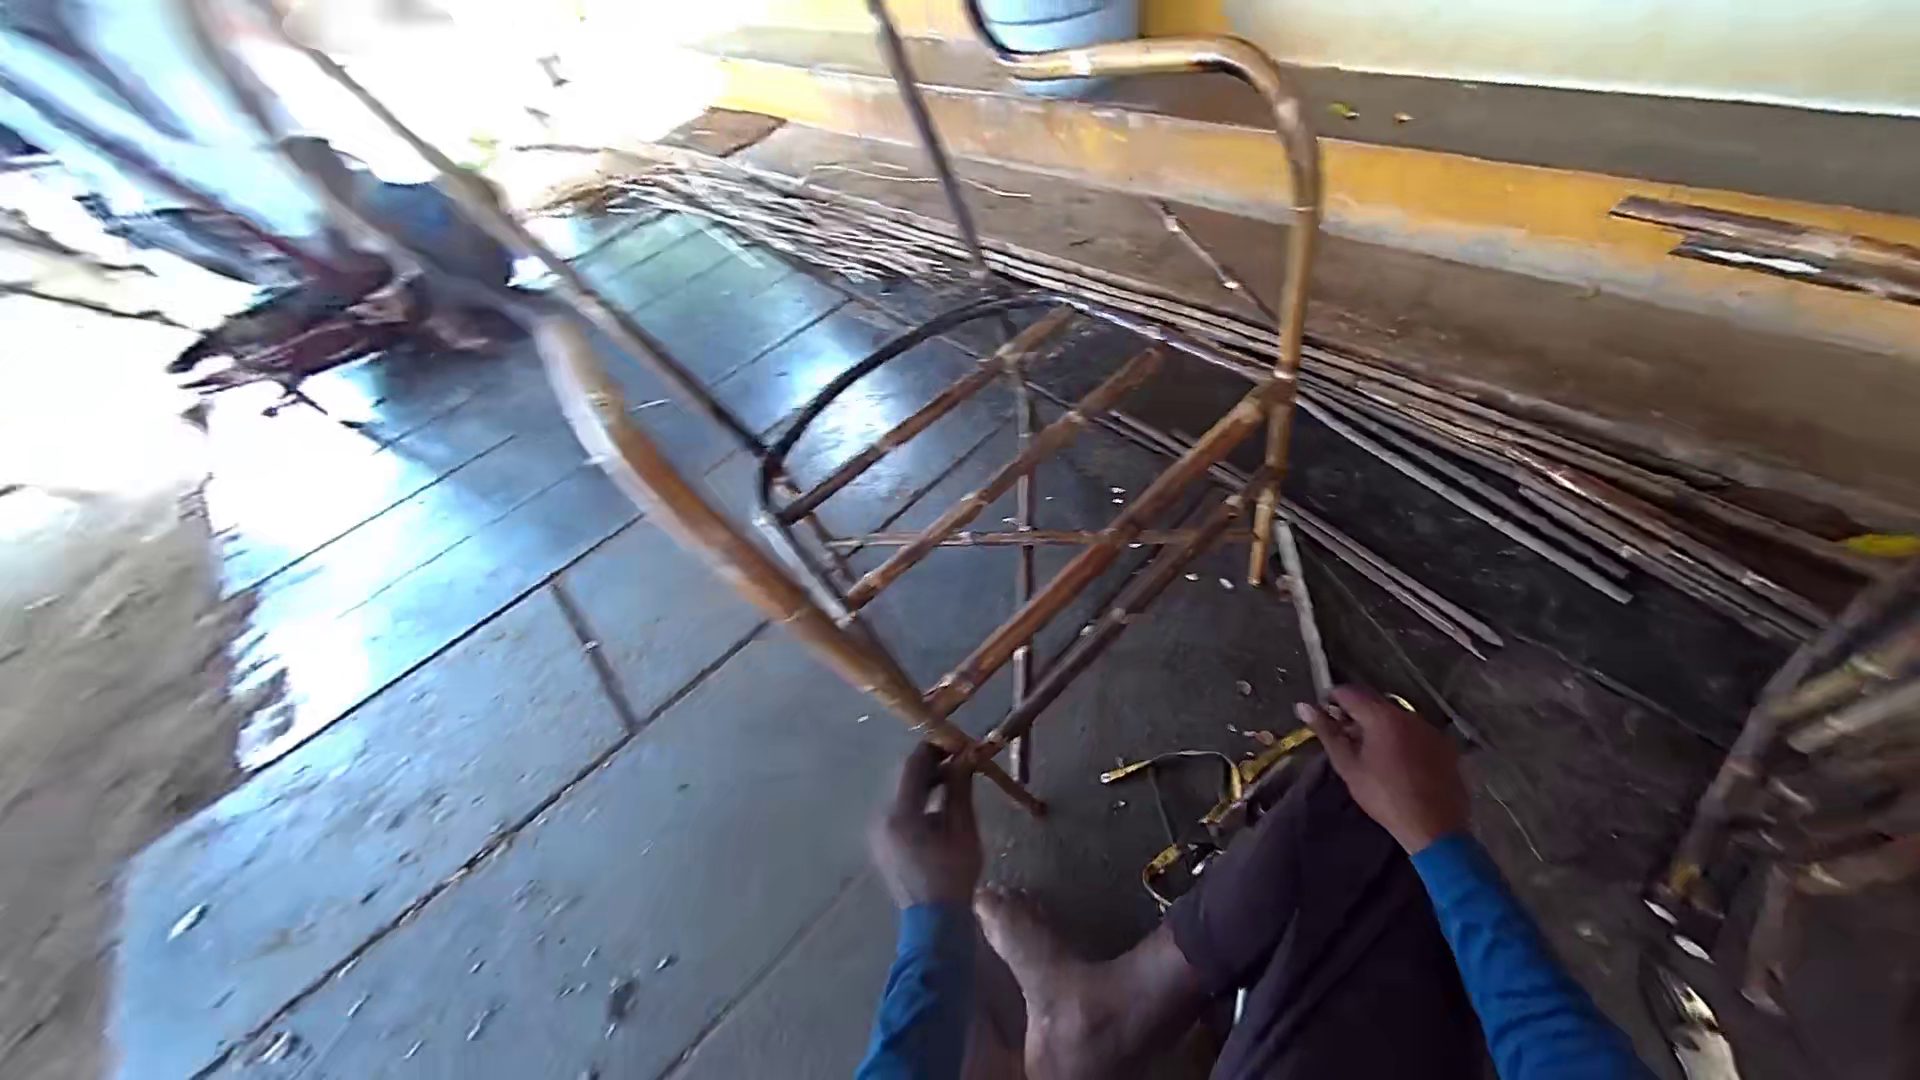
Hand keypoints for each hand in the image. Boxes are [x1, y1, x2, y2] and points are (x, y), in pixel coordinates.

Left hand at [870, 742, 983, 907]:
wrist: (934, 923)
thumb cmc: (953, 875)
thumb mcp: (962, 828)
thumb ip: (960, 786)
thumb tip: (967, 753)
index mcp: (900, 813)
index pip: (912, 764)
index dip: (934, 748)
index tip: (956, 743)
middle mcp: (881, 816)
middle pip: (904, 775)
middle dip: (931, 763)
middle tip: (958, 759)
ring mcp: (877, 828)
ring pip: (900, 789)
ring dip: (924, 779)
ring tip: (952, 778)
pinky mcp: (880, 838)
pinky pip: (897, 806)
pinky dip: (916, 797)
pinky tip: (937, 802)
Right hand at [1297, 685, 1468, 853]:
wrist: (1435, 829)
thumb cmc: (1383, 795)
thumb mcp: (1347, 764)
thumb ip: (1326, 731)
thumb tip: (1303, 706)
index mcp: (1382, 717)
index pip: (1349, 692)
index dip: (1332, 700)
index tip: (1325, 718)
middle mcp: (1409, 716)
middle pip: (1374, 702)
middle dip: (1355, 713)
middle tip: (1345, 737)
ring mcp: (1431, 731)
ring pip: (1395, 716)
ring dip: (1378, 725)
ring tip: (1370, 751)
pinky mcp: (1446, 747)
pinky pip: (1415, 731)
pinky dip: (1400, 737)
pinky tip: (1397, 761)